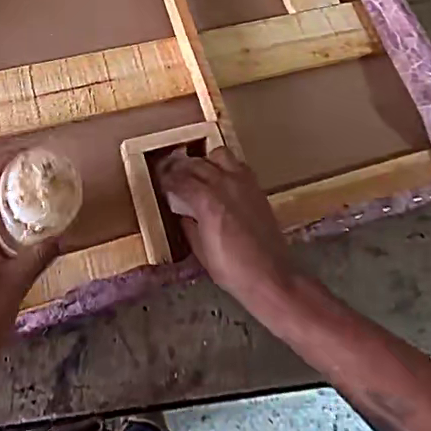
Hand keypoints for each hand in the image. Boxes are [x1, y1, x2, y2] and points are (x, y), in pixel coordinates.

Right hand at [156, 146, 295, 307]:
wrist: (270, 275)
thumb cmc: (233, 269)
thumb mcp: (201, 252)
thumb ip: (189, 226)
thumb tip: (182, 212)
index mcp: (207, 202)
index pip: (179, 180)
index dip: (167, 179)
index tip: (160, 181)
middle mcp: (224, 185)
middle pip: (196, 164)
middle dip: (180, 167)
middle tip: (170, 172)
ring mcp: (243, 182)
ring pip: (218, 155)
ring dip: (203, 161)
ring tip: (196, 172)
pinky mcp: (256, 186)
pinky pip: (236, 164)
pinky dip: (224, 165)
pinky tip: (220, 177)